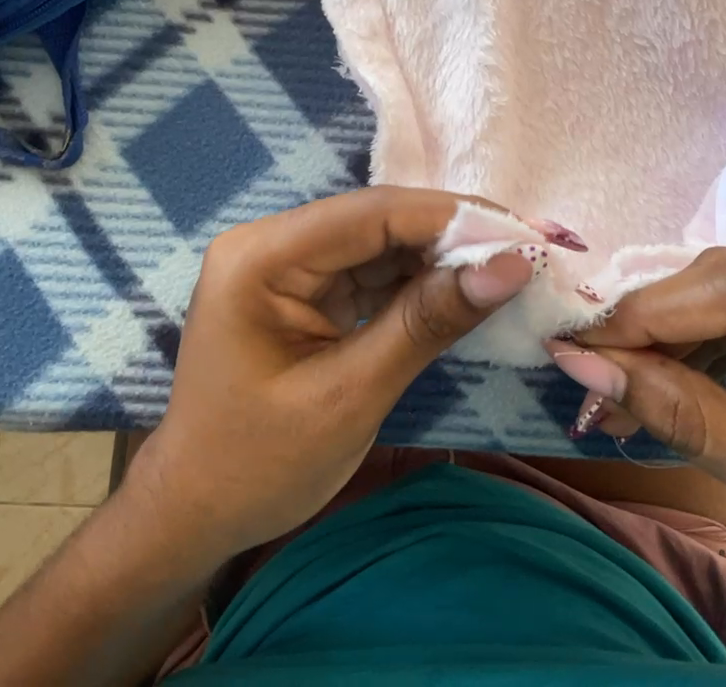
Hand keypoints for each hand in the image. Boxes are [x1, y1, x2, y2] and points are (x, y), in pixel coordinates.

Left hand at [123, 186, 533, 562]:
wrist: (198, 511)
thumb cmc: (261, 463)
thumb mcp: (350, 395)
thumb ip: (427, 323)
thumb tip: (509, 267)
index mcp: (260, 259)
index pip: (370, 214)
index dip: (452, 218)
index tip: (525, 236)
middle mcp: (268, 246)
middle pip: (375, 222)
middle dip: (451, 238)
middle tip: (528, 255)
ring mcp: (282, 268)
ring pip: (377, 246)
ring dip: (439, 261)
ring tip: (508, 273)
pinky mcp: (299, 293)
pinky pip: (367, 275)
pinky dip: (415, 286)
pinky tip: (461, 294)